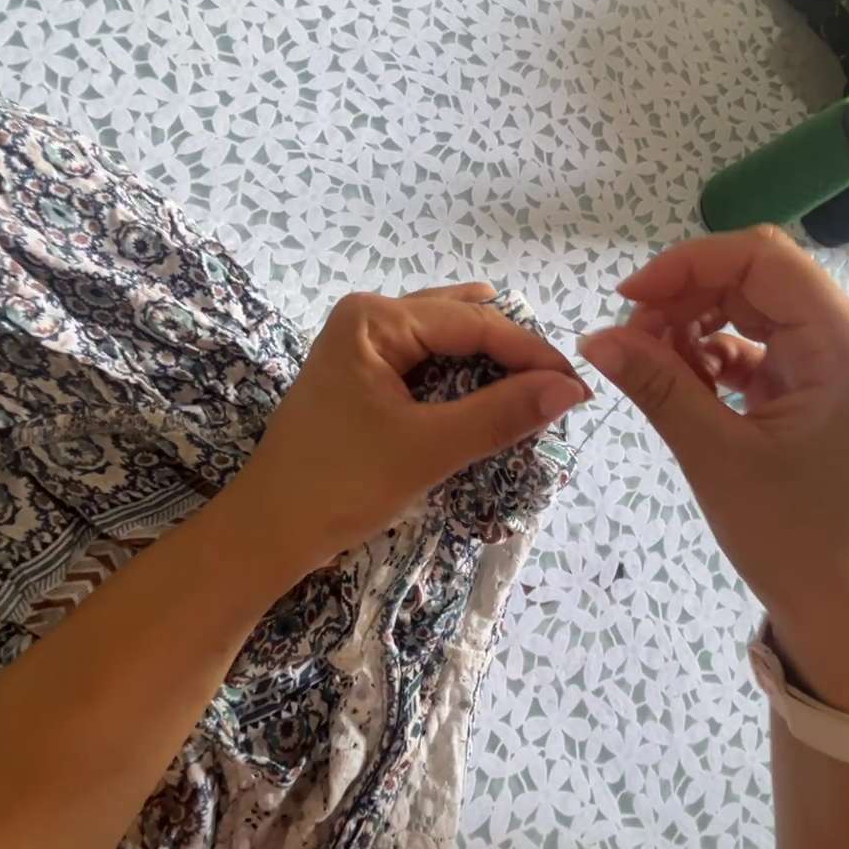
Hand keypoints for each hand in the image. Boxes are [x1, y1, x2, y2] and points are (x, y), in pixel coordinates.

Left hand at [222, 284, 588, 567]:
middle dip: (512, 355)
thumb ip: (501, 414)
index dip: (530, 352)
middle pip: (462, 322)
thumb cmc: (340, 485)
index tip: (577, 386)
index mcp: (376, 319)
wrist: (270, 531)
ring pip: (447, 342)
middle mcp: (370, 317)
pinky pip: (429, 363)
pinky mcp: (366, 374)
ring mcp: (364, 344)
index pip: (473, 322)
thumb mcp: (427, 448)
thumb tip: (572, 389)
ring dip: (490, 366)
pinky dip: (464, 380)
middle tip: (559, 391)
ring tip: (534, 391)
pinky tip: (491, 398)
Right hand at [578, 228, 848, 712]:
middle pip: (756, 280)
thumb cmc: (793, 539)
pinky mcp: (816, 392)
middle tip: (629, 340)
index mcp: (844, 345)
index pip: (761, 258)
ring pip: (752, 313)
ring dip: (694, 327)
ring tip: (652, 366)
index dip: (686, 264)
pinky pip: (757, 351)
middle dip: (684, 297)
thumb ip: (656, 385)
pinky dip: (713, 358)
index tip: (625, 299)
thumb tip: (594, 336)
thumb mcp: (715, 456)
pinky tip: (684, 385)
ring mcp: (834, 367)